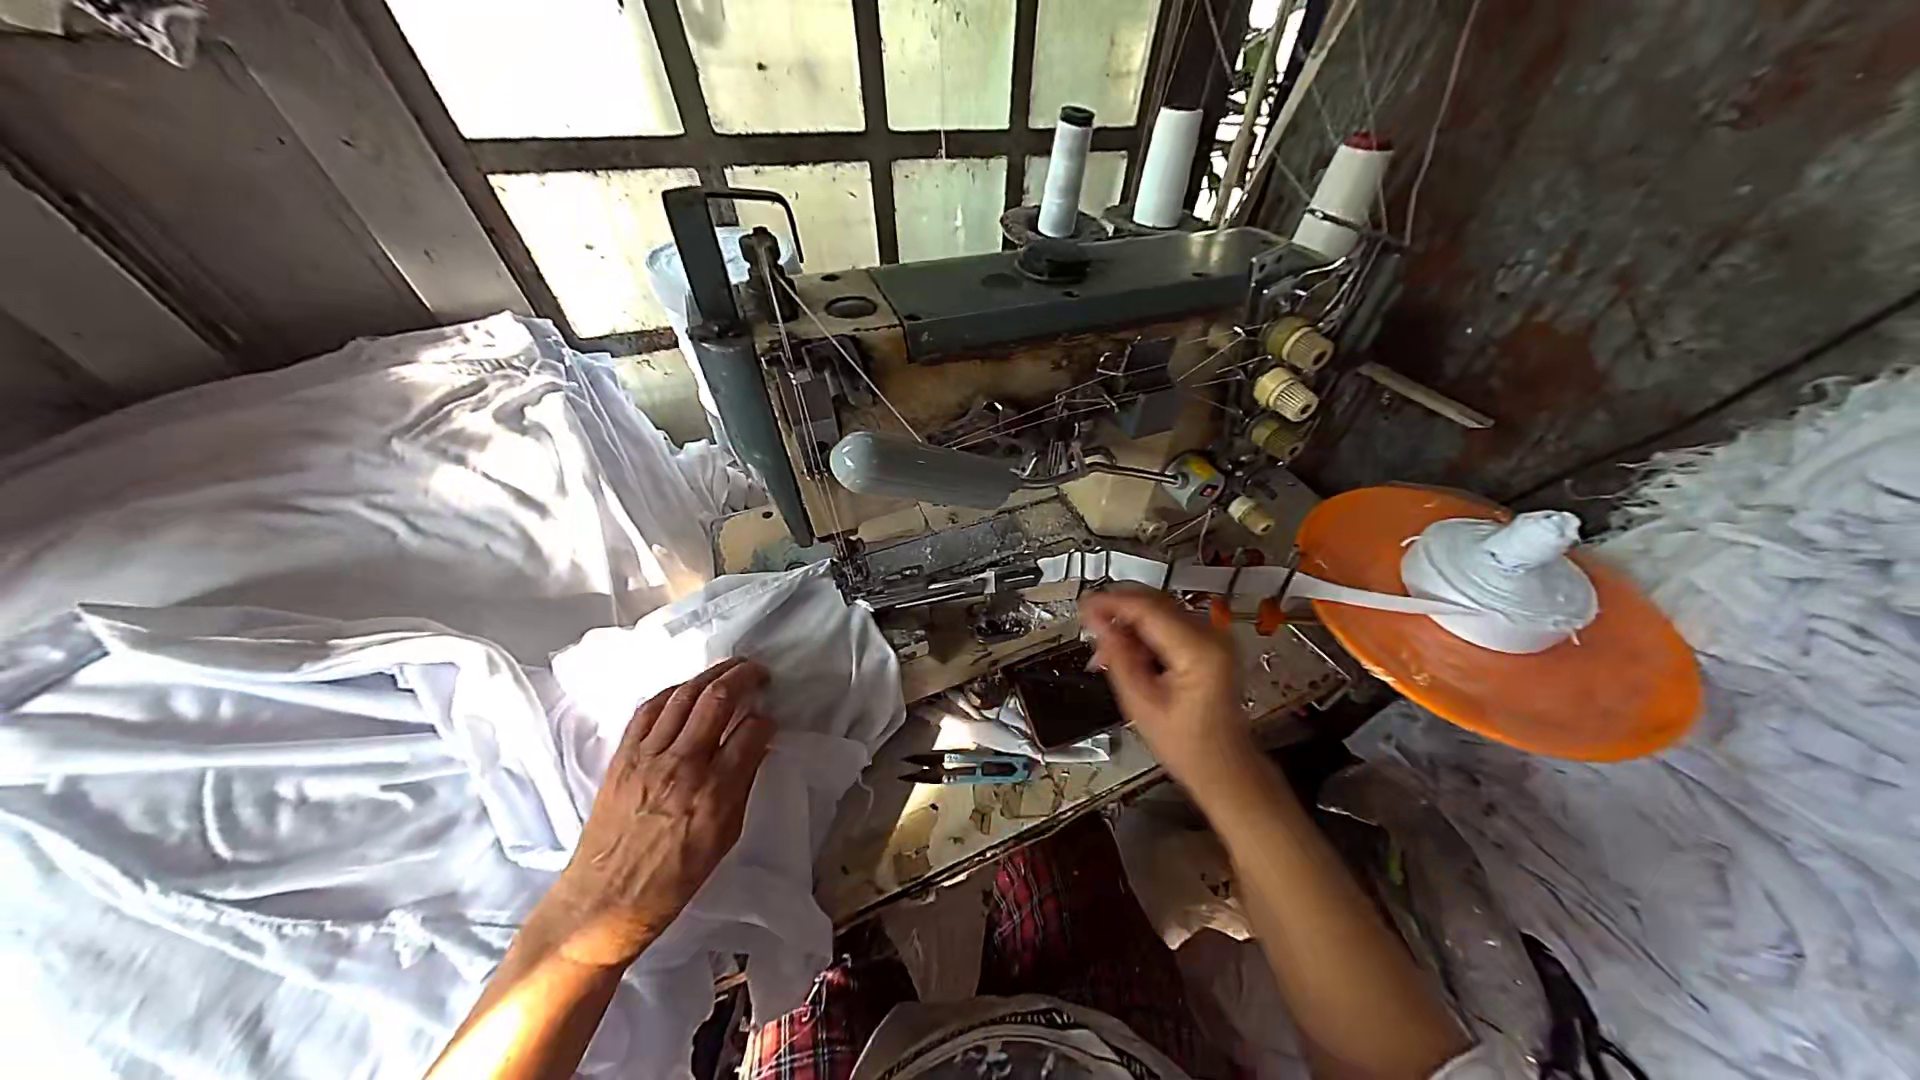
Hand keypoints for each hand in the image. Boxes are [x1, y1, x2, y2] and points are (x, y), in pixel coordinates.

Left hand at [538, 658, 774, 967]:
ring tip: (730, 668)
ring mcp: (648, 757)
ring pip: (684, 695)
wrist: (603, 902)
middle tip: (759, 672)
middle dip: (744, 676)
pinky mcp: (622, 756)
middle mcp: (682, 765)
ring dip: (712, 674)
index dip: (766, 719)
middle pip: (717, 699)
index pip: (750, 732)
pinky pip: (650, 709)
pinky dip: (674, 691)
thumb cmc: (673, 880)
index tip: (770, 718)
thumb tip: (757, 747)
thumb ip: (743, 786)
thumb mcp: (724, 838)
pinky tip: (688, 688)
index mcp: (714, 792)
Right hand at [1081, 587, 1252, 788]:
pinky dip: (1143, 630)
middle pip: (1154, 602)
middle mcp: (1212, 636)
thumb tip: (1098, 625)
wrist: (1223, 766)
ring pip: (1160, 609)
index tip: (1085, 605)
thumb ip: (1117, 657)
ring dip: (1128, 621)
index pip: (1146, 608)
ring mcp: (1214, 638)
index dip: (1110, 603)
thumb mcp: (1140, 703)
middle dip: (1117, 610)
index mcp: (1199, 650)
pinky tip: (1126, 650)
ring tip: (1105, 647)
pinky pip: (1169, 622)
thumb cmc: (1189, 745)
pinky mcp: (1210, 643)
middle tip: (1088, 621)